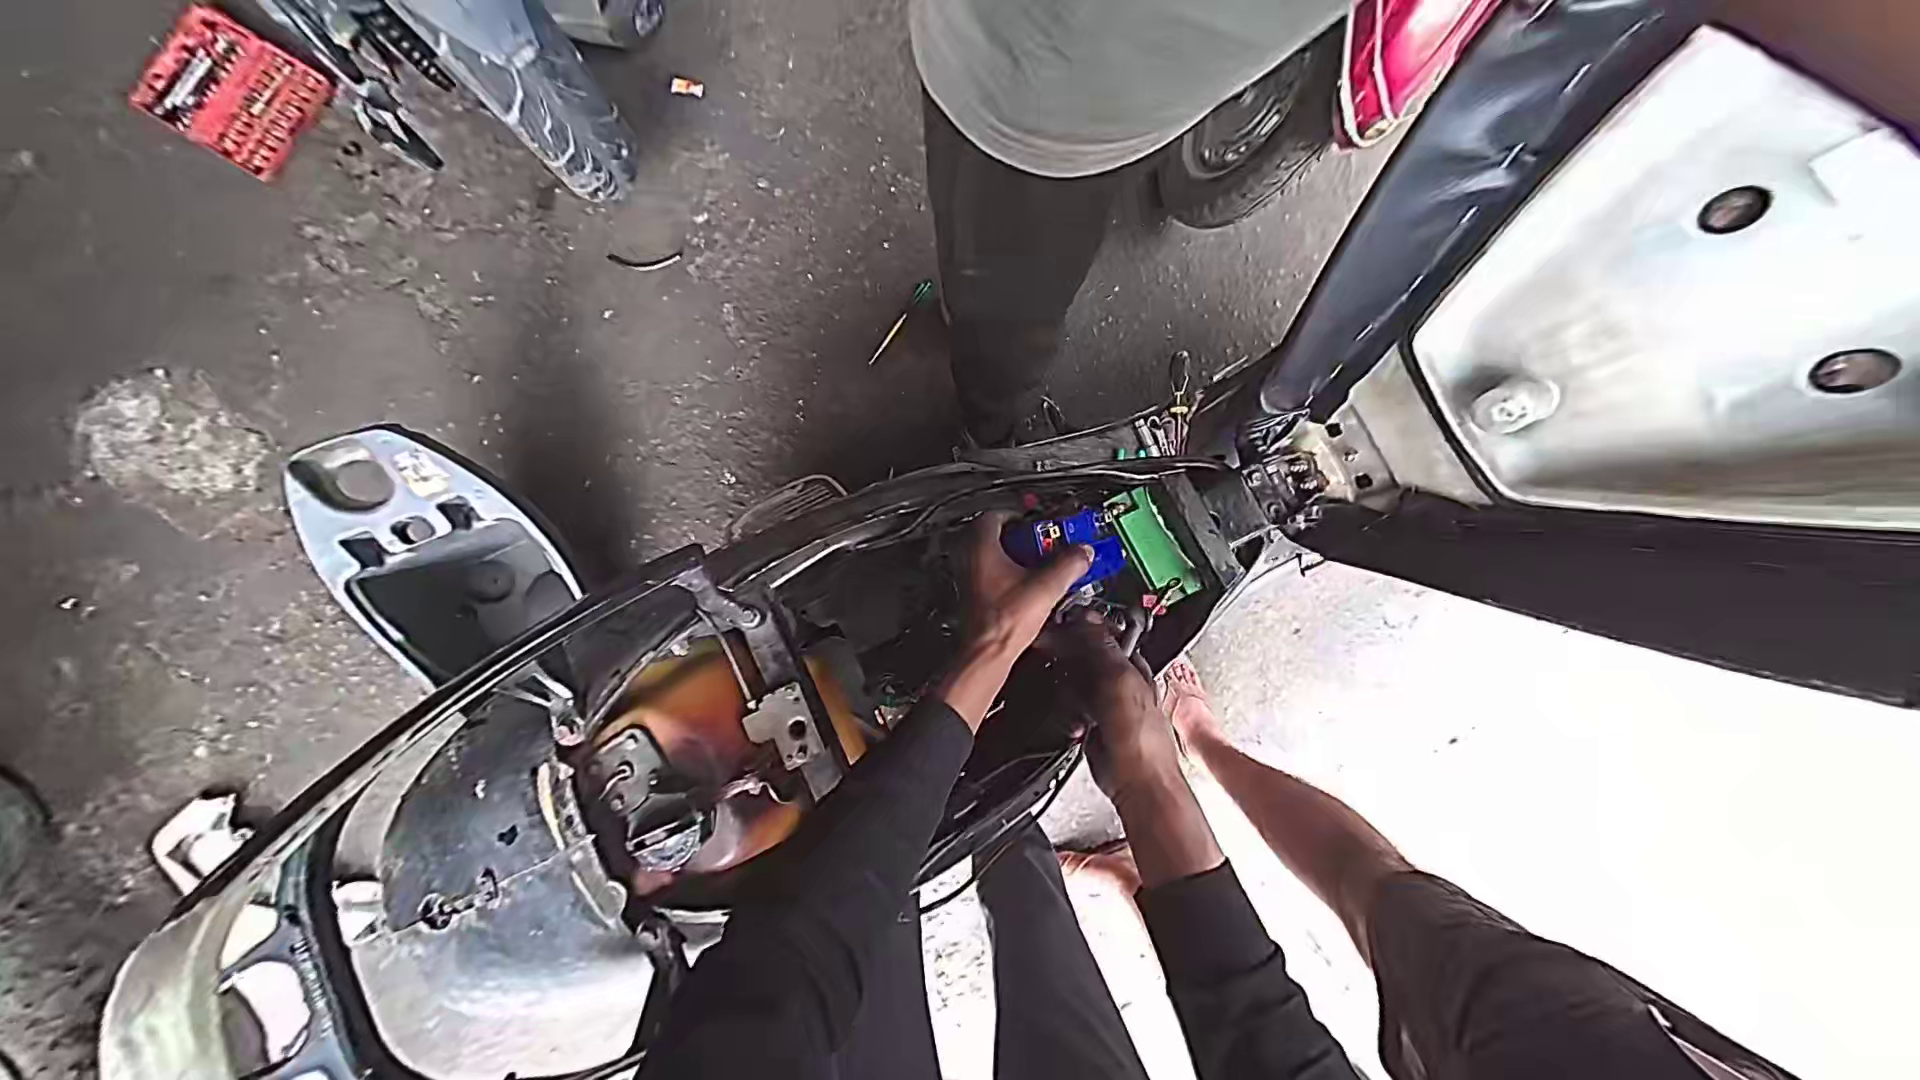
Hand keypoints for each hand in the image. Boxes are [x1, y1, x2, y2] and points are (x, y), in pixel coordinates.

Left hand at [935, 511, 1092, 729]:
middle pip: (996, 533)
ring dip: (1017, 555)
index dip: (1022, 515)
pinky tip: (1028, 584)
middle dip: (1023, 537)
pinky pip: (991, 572)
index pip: (997, 514)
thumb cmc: (1002, 622)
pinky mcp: (972, 593)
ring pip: (993, 554)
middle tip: (1045, 543)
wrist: (986, 653)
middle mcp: (967, 557)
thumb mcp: (1046, 586)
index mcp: (980, 546)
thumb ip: (1068, 564)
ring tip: (1041, 564)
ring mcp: (967, 575)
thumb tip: (1082, 552)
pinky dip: (1009, 572)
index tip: (1040, 523)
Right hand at [1053, 612, 1223, 888]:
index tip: (1060, 628)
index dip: (1081, 629)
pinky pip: (1070, 708)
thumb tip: (1087, 619)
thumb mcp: (1119, 681)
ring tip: (1072, 702)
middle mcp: (1120, 681)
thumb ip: (1102, 648)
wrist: (1136, 783)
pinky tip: (1074, 723)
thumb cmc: (1142, 739)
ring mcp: (1105, 704)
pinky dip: (1068, 713)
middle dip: (1069, 661)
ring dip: (1068, 691)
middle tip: (1057, 662)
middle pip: (1084, 656)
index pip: (1103, 634)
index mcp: (1133, 665)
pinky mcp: (1091, 725)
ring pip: (1074, 682)